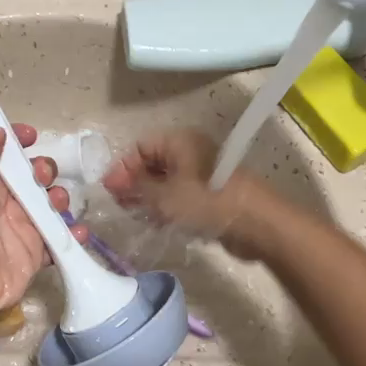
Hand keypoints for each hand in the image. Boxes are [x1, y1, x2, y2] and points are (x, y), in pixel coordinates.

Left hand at [0, 124, 75, 347]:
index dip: (16, 140)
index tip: (31, 137)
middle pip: (30, 175)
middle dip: (43, 170)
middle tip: (40, 180)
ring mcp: (18, 227)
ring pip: (48, 203)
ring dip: (60, 198)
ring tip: (58, 206)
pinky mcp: (33, 253)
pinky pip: (58, 238)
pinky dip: (71, 232)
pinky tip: (75, 232)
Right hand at [100, 131, 273, 258]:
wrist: (255, 222)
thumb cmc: (205, 202)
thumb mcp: (162, 196)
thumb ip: (135, 187)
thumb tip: (113, 181)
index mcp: (179, 141)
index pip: (140, 147)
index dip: (123, 168)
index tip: (110, 192)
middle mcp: (191, 152)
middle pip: (153, 163)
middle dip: (135, 184)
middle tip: (121, 207)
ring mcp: (203, 173)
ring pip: (167, 181)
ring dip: (150, 198)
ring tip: (137, 217)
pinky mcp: (211, 193)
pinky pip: (181, 195)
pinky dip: (167, 206)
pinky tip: (157, 223)